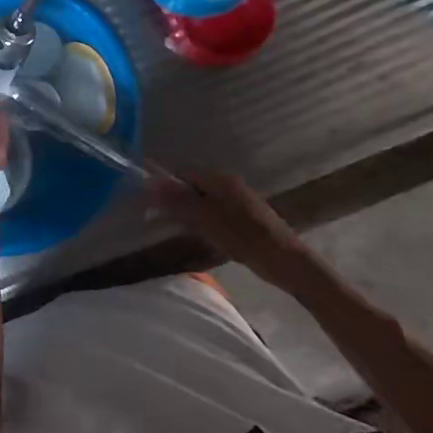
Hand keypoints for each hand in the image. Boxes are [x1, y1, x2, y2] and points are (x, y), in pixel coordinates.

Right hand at [149, 170, 305, 275]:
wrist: (284, 260)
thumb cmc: (243, 237)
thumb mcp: (206, 219)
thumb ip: (178, 201)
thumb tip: (150, 183)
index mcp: (219, 180)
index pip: (183, 172)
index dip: (164, 184)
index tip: (148, 201)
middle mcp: (229, 184)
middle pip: (193, 184)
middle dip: (174, 197)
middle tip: (157, 216)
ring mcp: (238, 199)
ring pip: (203, 198)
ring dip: (187, 209)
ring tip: (174, 226)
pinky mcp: (243, 215)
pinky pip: (214, 209)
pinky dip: (202, 218)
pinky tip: (198, 233)